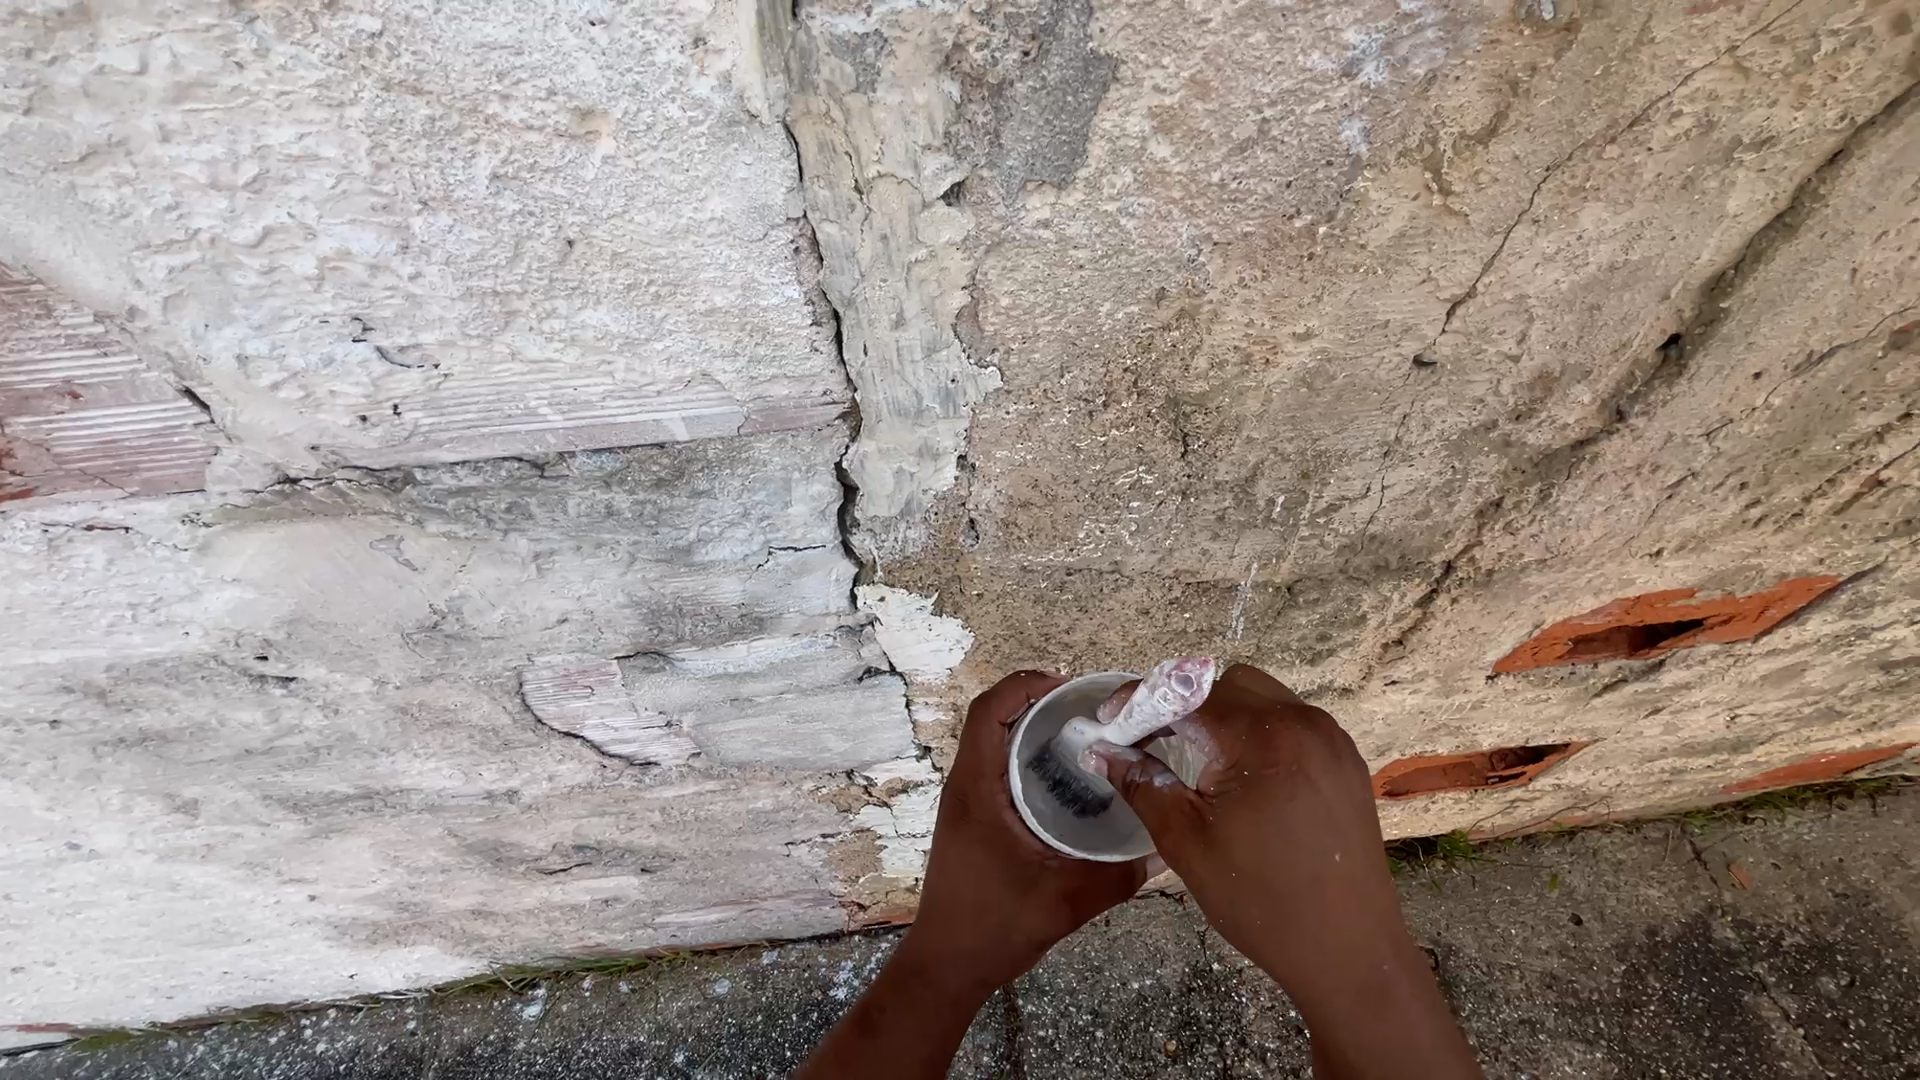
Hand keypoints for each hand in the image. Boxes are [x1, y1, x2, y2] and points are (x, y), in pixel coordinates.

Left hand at [795, 671, 1154, 1079]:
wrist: (947, 964)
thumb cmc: (994, 926)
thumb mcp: (1064, 902)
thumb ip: (1116, 877)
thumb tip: (1164, 851)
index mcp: (976, 788)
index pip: (987, 711)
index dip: (1024, 685)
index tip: (1068, 686)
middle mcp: (965, 784)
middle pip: (991, 718)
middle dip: (1035, 700)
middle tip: (1086, 708)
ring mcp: (964, 799)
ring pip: (992, 741)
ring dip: (1028, 726)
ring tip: (1079, 732)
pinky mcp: (971, 815)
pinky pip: (996, 765)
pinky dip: (1025, 754)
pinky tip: (1062, 776)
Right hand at [1089, 664, 1480, 1078]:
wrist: (1351, 955)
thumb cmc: (1260, 899)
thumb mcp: (1185, 841)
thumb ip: (1140, 784)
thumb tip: (1099, 750)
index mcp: (1262, 737)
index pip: (1186, 694)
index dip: (1139, 700)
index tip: (1107, 720)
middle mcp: (1303, 723)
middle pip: (1225, 683)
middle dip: (1182, 702)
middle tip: (1151, 737)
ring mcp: (1330, 740)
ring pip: (1260, 696)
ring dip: (1220, 713)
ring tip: (1192, 752)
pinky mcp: (1345, 760)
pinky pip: (1289, 721)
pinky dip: (1255, 729)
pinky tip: (1238, 769)